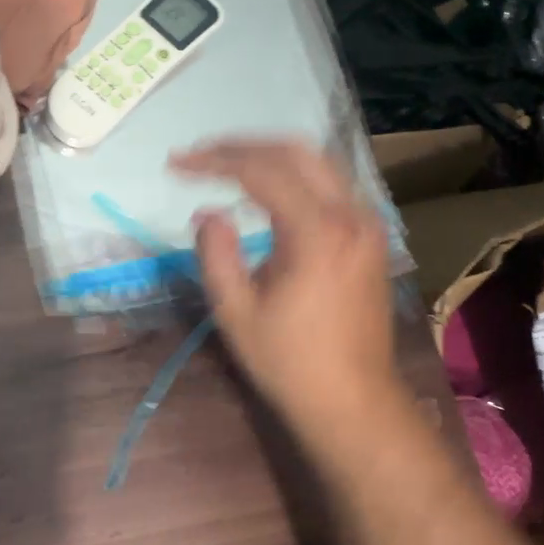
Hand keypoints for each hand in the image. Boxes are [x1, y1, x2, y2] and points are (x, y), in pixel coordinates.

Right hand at [172, 141, 406, 434]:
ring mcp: (367, 224)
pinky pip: (330, 186)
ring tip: (224, 166)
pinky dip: (293, 177)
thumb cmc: (287, 361)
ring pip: (319, 164)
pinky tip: (265, 191)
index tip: (174, 165)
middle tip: (198, 155)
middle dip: (243, 147)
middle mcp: (351, 215)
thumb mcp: (236, 312)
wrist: (351, 397)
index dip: (214, 162)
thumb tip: (207, 214)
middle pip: (297, 152)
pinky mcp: (369, 238)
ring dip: (269, 157)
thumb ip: (216, 254)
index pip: (261, 172)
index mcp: (316, 231)